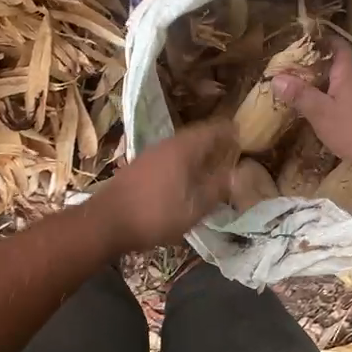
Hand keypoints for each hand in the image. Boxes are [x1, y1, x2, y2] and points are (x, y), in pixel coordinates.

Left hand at [92, 120, 238, 252]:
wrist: (106, 222)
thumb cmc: (155, 215)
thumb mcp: (194, 208)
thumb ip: (218, 188)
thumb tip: (238, 174)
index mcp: (184, 148)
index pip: (215, 129)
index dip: (232, 133)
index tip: (246, 140)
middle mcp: (168, 144)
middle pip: (198, 136)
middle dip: (217, 144)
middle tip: (234, 156)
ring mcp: (151, 153)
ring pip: (183, 147)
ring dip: (200, 154)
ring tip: (214, 169)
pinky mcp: (140, 166)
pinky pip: (171, 157)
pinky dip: (185, 163)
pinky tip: (187, 180)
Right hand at [271, 41, 351, 175]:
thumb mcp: (320, 113)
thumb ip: (299, 94)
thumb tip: (276, 78)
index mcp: (349, 70)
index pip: (335, 43)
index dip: (318, 41)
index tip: (298, 45)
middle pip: (338, 61)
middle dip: (316, 64)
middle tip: (293, 70)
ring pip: (344, 79)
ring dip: (326, 81)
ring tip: (304, 88)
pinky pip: (351, 93)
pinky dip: (336, 94)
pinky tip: (324, 107)